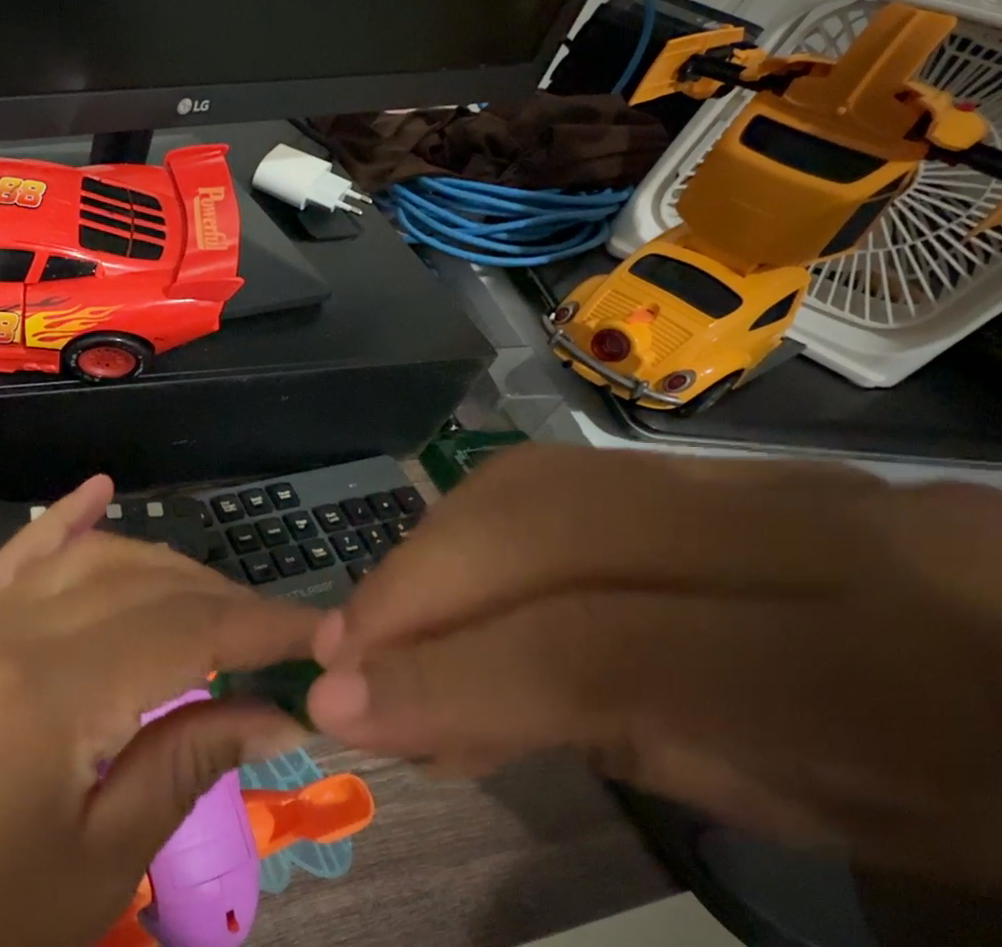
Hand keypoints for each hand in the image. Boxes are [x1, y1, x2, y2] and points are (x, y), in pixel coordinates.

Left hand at [0, 476, 320, 946]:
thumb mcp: (104, 857)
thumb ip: (189, 763)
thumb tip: (278, 713)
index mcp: (47, 695)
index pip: (182, 630)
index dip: (261, 627)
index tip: (323, 635)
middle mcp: (7, 634)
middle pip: (139, 583)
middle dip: (220, 600)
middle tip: (281, 638)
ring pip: (88, 561)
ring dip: (162, 569)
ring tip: (221, 604)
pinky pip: (17, 558)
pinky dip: (64, 522)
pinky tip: (99, 490)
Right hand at [306, 444, 1001, 884]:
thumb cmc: (929, 789)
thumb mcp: (786, 809)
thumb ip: (603, 737)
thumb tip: (409, 709)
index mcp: (870, 668)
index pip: (606, 650)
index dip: (449, 674)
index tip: (339, 706)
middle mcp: (822, 532)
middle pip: (551, 527)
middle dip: (415, 587)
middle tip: (339, 654)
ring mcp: (774, 475)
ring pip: (542, 480)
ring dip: (430, 550)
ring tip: (379, 621)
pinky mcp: (731, 459)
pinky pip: (564, 474)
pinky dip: (473, 526)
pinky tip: (444, 579)